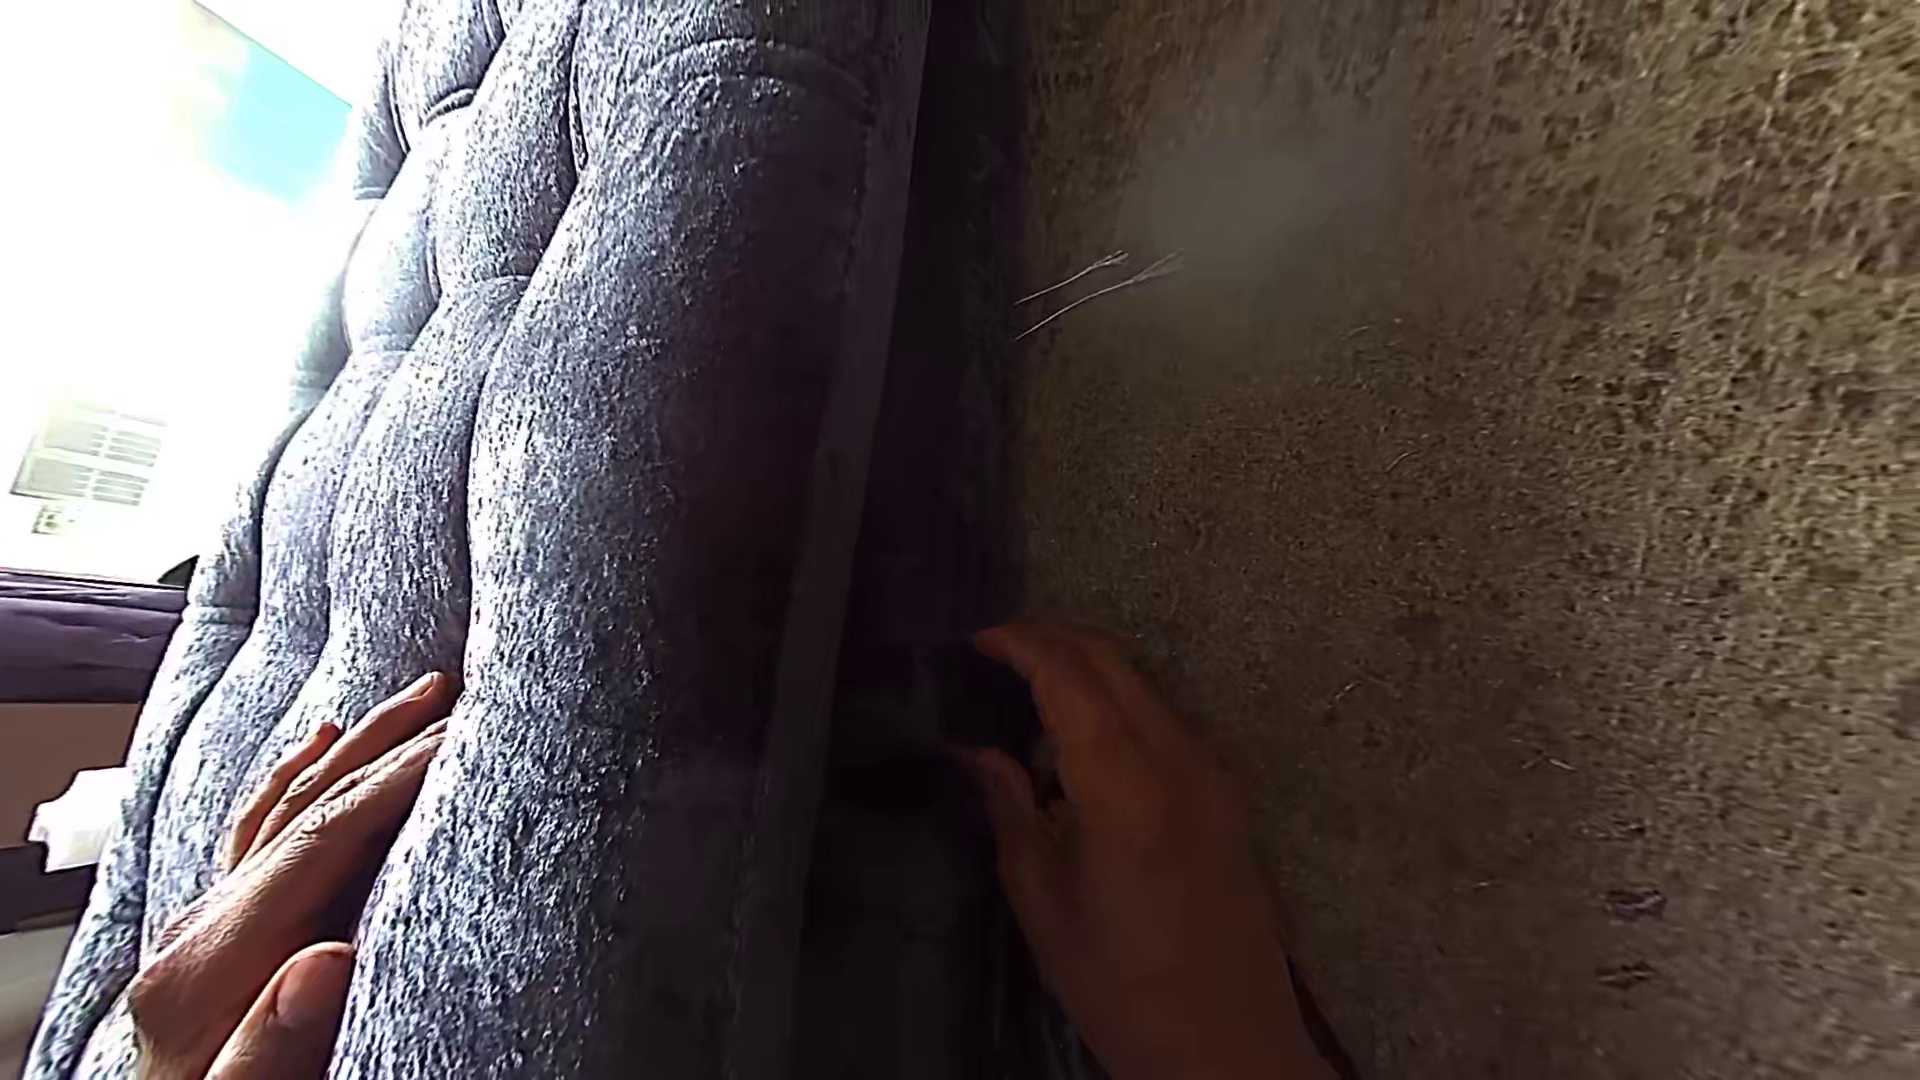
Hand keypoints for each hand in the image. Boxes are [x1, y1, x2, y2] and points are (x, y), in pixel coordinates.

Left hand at [128, 672, 454, 1079]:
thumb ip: (276, 1045)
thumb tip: (321, 963)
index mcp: (212, 957)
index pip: (326, 831)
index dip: (401, 772)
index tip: (464, 733)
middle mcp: (207, 919)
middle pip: (317, 797)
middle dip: (396, 737)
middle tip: (463, 693)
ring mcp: (215, 910)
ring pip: (299, 794)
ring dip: (366, 735)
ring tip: (425, 690)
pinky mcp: (233, 911)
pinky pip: (266, 820)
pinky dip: (297, 770)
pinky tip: (322, 734)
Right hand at [970, 621, 1330, 1079]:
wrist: (1232, 1050)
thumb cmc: (1121, 984)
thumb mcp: (1042, 899)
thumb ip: (1007, 805)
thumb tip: (971, 748)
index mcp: (1128, 790)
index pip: (1071, 678)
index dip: (1021, 644)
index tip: (979, 641)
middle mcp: (1180, 757)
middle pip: (1109, 657)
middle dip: (1049, 635)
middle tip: (998, 648)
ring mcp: (1211, 765)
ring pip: (1138, 674)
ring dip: (1081, 659)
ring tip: (1029, 678)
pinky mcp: (1223, 780)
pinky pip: (1158, 707)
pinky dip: (1110, 692)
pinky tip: (1078, 727)